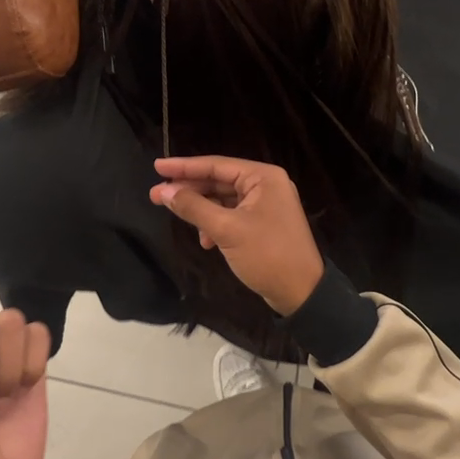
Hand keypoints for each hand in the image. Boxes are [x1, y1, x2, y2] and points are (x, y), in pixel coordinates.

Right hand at [151, 156, 324, 315]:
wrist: (302, 294)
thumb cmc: (267, 255)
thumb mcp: (226, 230)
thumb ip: (193, 207)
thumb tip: (164, 191)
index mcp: (262, 177)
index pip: (216, 165)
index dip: (184, 166)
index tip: (157, 166)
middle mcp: (266, 185)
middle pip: (218, 180)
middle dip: (189, 189)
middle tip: (157, 195)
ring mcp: (266, 205)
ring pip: (223, 199)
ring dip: (201, 209)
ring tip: (177, 216)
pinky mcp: (263, 224)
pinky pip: (232, 214)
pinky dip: (215, 224)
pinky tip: (205, 240)